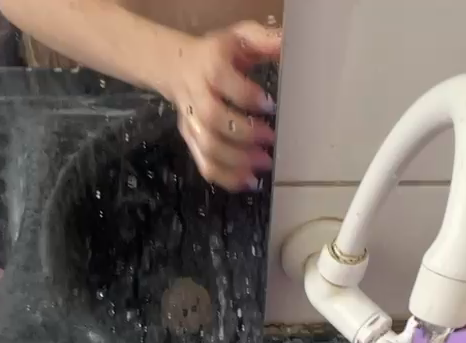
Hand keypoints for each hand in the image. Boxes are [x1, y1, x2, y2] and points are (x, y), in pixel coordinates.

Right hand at [158, 21, 280, 191]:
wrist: (177, 68)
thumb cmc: (217, 54)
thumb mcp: (239, 37)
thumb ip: (263, 40)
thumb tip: (289, 43)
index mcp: (208, 65)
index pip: (221, 79)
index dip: (246, 95)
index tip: (270, 105)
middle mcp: (195, 95)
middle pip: (213, 119)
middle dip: (243, 133)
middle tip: (270, 141)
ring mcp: (191, 122)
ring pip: (208, 147)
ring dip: (237, 161)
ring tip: (263, 165)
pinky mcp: (191, 141)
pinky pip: (205, 165)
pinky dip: (226, 178)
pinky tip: (248, 182)